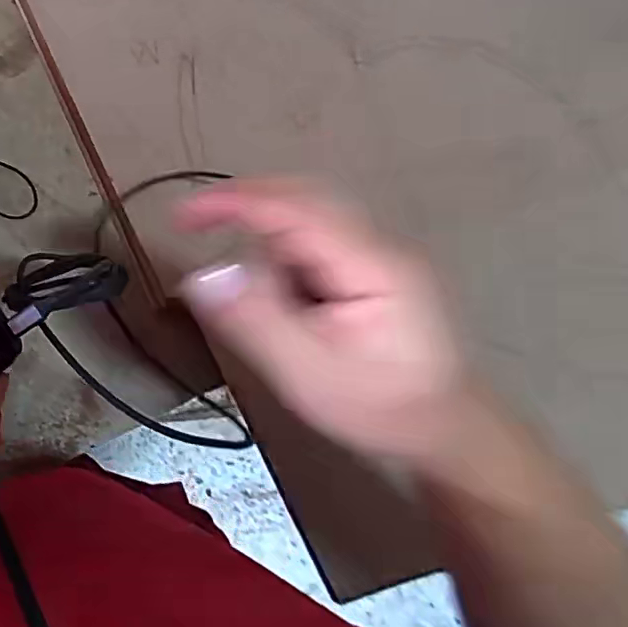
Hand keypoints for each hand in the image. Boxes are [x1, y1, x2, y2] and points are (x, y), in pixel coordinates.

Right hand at [174, 179, 474, 466]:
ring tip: (232, 268)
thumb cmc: (379, 408)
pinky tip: (266, 281)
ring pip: (304, 211)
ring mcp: (373, 253)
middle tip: (191, 221)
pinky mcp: (363, 265)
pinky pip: (309, 233)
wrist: (445, 432)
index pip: (294, 209)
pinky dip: (272, 241)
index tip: (182, 215)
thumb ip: (254, 319)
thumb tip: (202, 274)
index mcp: (371, 266)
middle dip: (241, 200)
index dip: (233, 202)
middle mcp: (376, 247)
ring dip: (257, 226)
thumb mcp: (307, 372)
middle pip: (301, 194)